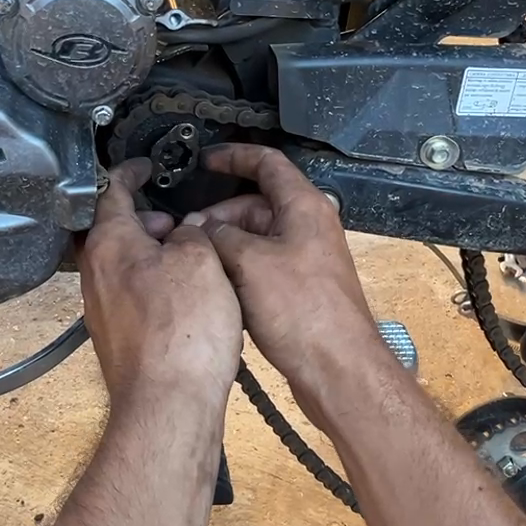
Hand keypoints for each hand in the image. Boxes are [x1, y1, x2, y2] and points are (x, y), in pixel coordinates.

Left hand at [78, 159, 244, 414]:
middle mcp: (95, 274)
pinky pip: (134, 294)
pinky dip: (156, 283)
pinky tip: (187, 299)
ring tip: (192, 260)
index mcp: (109, 244)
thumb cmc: (184, 328)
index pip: (111, 191)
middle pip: (117, 230)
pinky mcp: (117, 337)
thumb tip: (183, 233)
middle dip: (149, 220)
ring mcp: (102, 309)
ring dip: (156, 254)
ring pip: (127, 264)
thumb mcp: (200, 260)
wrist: (168, 405)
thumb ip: (192, 234)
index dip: (130, 172)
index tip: (145, 165)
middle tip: (181, 221)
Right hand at [195, 144, 394, 422]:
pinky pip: (262, 264)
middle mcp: (308, 226)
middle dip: (219, 214)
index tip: (205, 160)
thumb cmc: (300, 310)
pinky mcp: (300, 287)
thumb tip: (198, 227)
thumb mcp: (249, 262)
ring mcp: (305, 257)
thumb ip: (219, 236)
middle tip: (188, 234)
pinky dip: (238, 267)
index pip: (267, 163)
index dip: (234, 157)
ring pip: (256, 236)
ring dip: (226, 244)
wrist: (337, 368)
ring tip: (198, 262)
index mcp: (304, 206)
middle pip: (256, 204)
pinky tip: (217, 286)